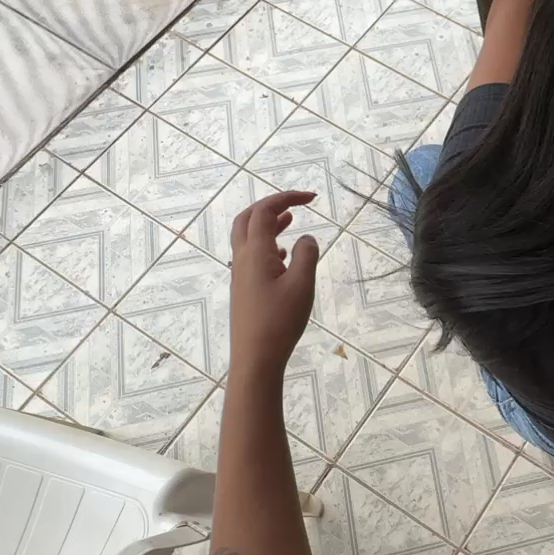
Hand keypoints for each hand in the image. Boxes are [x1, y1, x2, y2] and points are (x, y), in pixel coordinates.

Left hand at [228, 190, 320, 378]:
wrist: (255, 356)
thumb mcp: (303, 284)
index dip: (286, 198)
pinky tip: (285, 254)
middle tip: (296, 203)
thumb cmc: (280, 320)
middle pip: (248, 219)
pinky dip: (268, 244)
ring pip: (248, 237)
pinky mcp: (245, 288)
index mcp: (256, 253)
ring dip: (268, 223)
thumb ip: (307, 254)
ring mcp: (241, 274)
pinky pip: (252, 255)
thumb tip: (307, 237)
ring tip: (292, 220)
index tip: (312, 197)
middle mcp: (243, 259)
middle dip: (271, 205)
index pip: (265, 212)